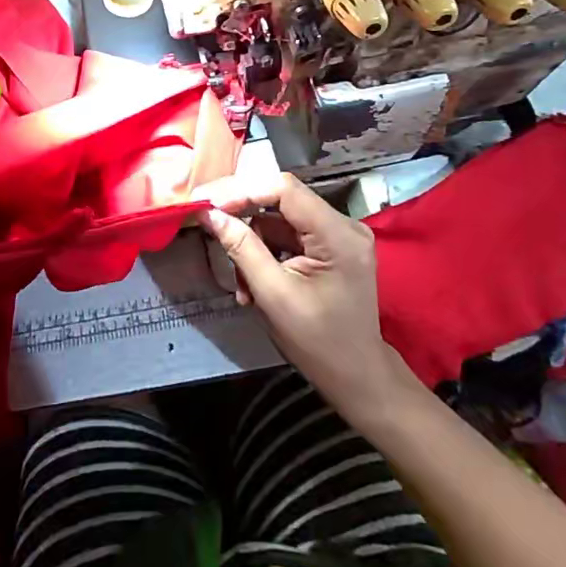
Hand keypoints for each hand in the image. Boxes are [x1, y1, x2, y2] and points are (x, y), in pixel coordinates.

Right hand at [194, 172, 402, 412]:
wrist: (355, 376)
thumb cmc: (317, 342)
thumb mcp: (273, 296)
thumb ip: (241, 249)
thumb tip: (209, 214)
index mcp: (339, 235)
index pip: (285, 189)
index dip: (244, 191)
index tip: (210, 205)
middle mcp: (344, 225)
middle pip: (281, 201)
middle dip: (244, 220)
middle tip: (210, 228)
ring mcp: (339, 235)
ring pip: (280, 220)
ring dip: (253, 245)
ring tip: (242, 286)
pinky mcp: (330, 247)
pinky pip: (288, 236)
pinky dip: (266, 254)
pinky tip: (254, 284)